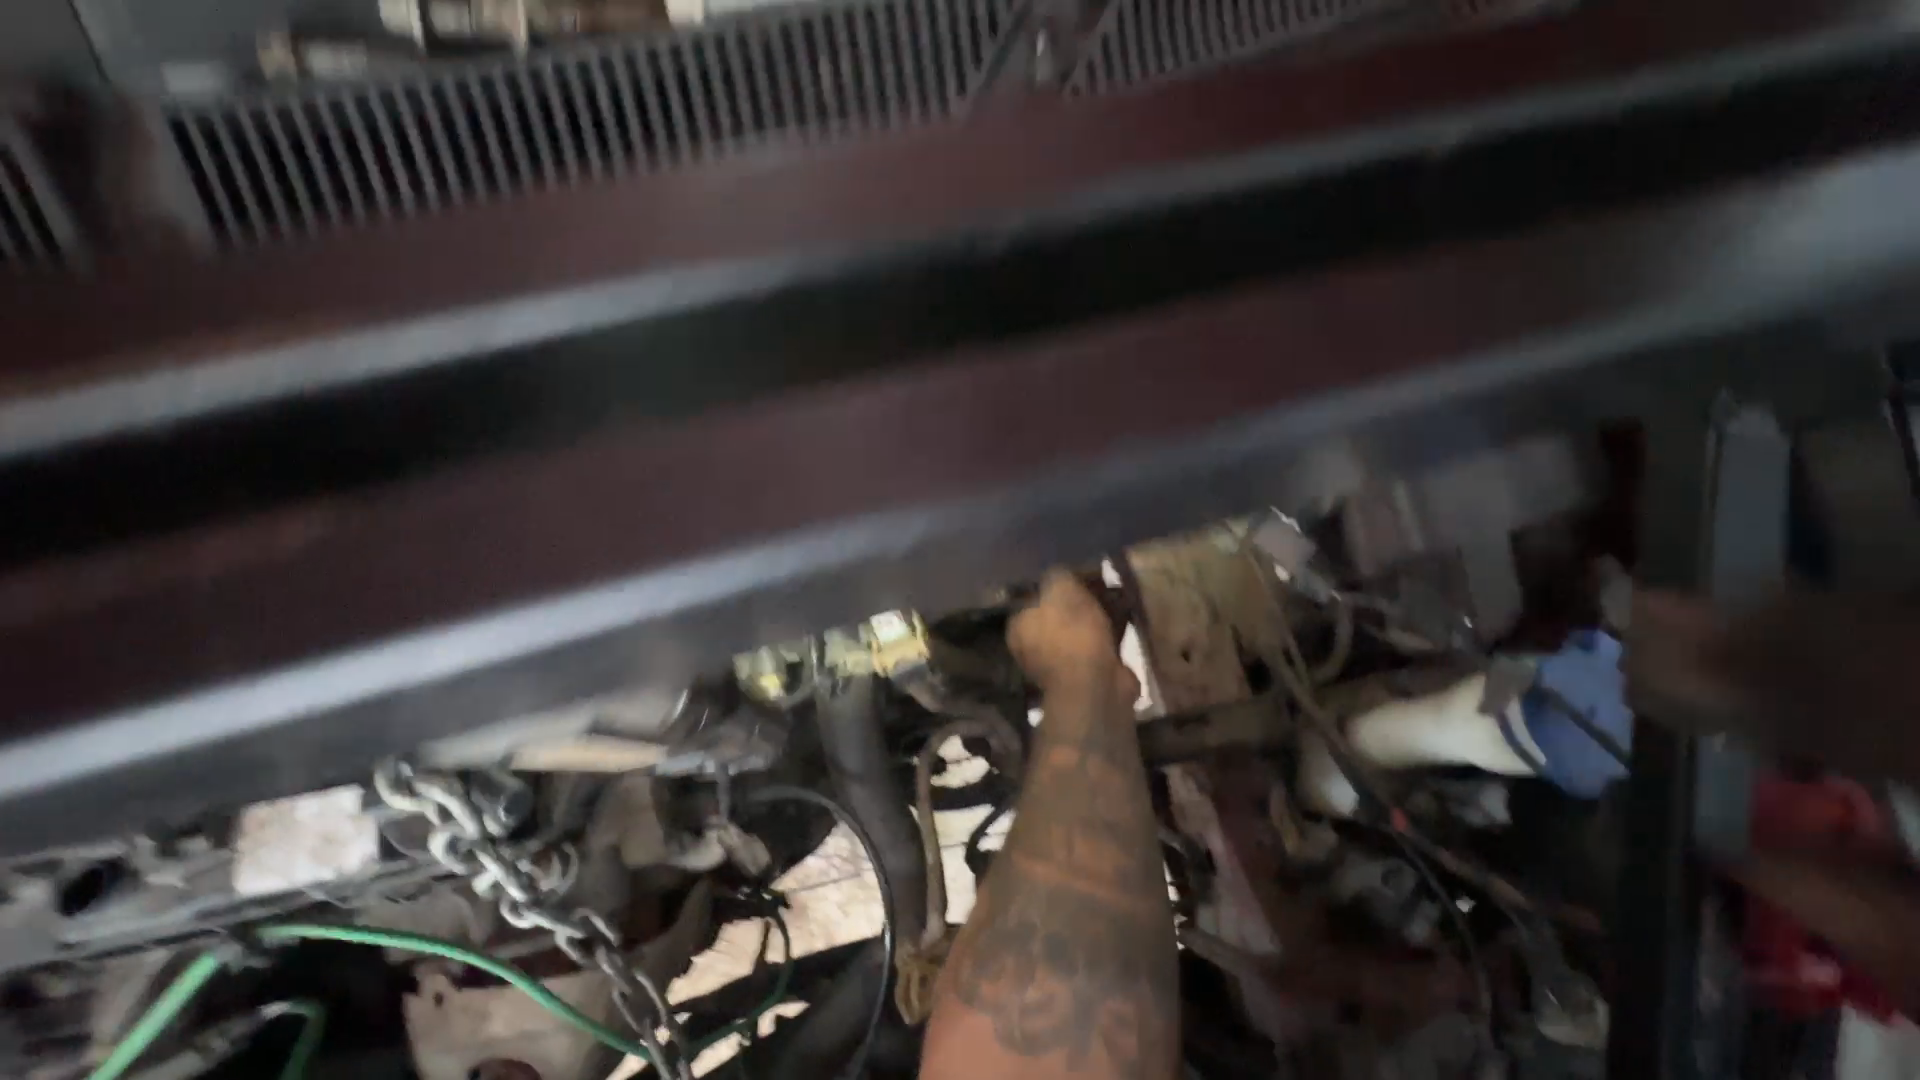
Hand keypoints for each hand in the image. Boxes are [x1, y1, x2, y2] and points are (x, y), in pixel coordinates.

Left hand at [1007, 571, 1135, 700]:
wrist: (1094, 684)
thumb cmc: (1071, 632)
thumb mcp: (1060, 587)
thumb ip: (1059, 574)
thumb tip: (1066, 572)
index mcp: (1020, 625)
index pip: (1036, 595)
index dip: (1060, 581)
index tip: (1083, 571)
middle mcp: (1035, 645)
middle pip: (1061, 611)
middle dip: (1083, 597)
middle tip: (1105, 581)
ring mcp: (1062, 661)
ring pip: (1082, 627)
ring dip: (1100, 612)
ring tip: (1120, 593)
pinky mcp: (1089, 672)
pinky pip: (1100, 642)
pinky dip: (1113, 629)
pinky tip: (1128, 614)